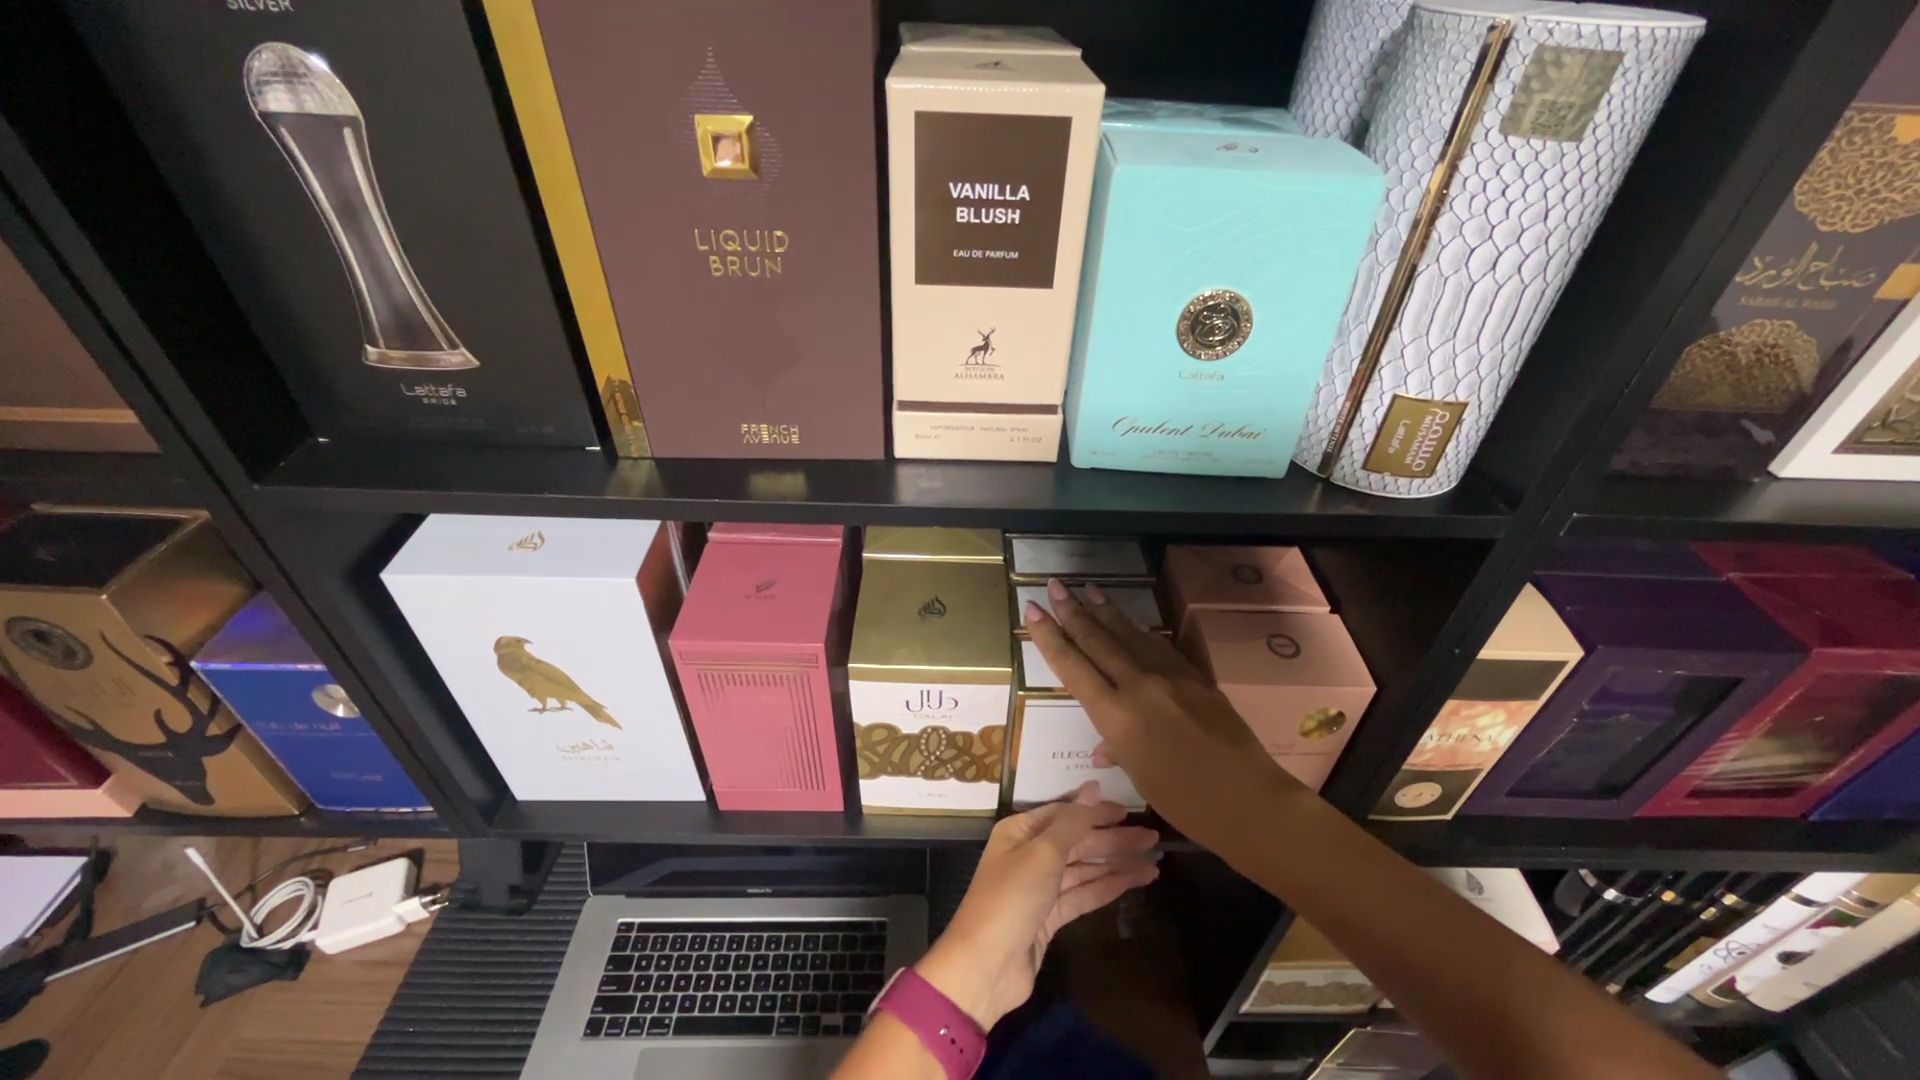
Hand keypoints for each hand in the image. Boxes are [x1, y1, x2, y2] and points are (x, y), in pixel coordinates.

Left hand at [913, 783, 1158, 1029]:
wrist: (987, 964)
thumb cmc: (1011, 898)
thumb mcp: (1042, 853)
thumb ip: (1073, 822)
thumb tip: (1093, 787)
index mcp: (1019, 832)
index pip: (1064, 813)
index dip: (1096, 811)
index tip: (1129, 811)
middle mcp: (1028, 854)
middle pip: (1077, 841)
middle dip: (1113, 839)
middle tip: (1153, 838)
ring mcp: (1040, 887)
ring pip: (1084, 868)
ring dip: (1116, 864)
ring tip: (1154, 861)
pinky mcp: (1050, 916)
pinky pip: (1083, 893)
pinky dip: (1108, 887)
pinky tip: (1135, 881)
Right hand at [1022, 579, 1308, 842]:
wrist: (1247, 799)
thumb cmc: (1183, 802)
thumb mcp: (1138, 776)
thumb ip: (1118, 748)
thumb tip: (1106, 746)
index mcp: (1115, 714)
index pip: (1072, 666)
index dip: (1049, 636)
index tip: (1032, 610)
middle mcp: (1138, 685)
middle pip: (1098, 640)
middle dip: (1072, 610)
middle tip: (1053, 584)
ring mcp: (1169, 677)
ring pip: (1129, 634)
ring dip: (1105, 611)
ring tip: (1087, 588)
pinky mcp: (1195, 677)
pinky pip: (1158, 646)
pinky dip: (1139, 631)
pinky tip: (1131, 622)